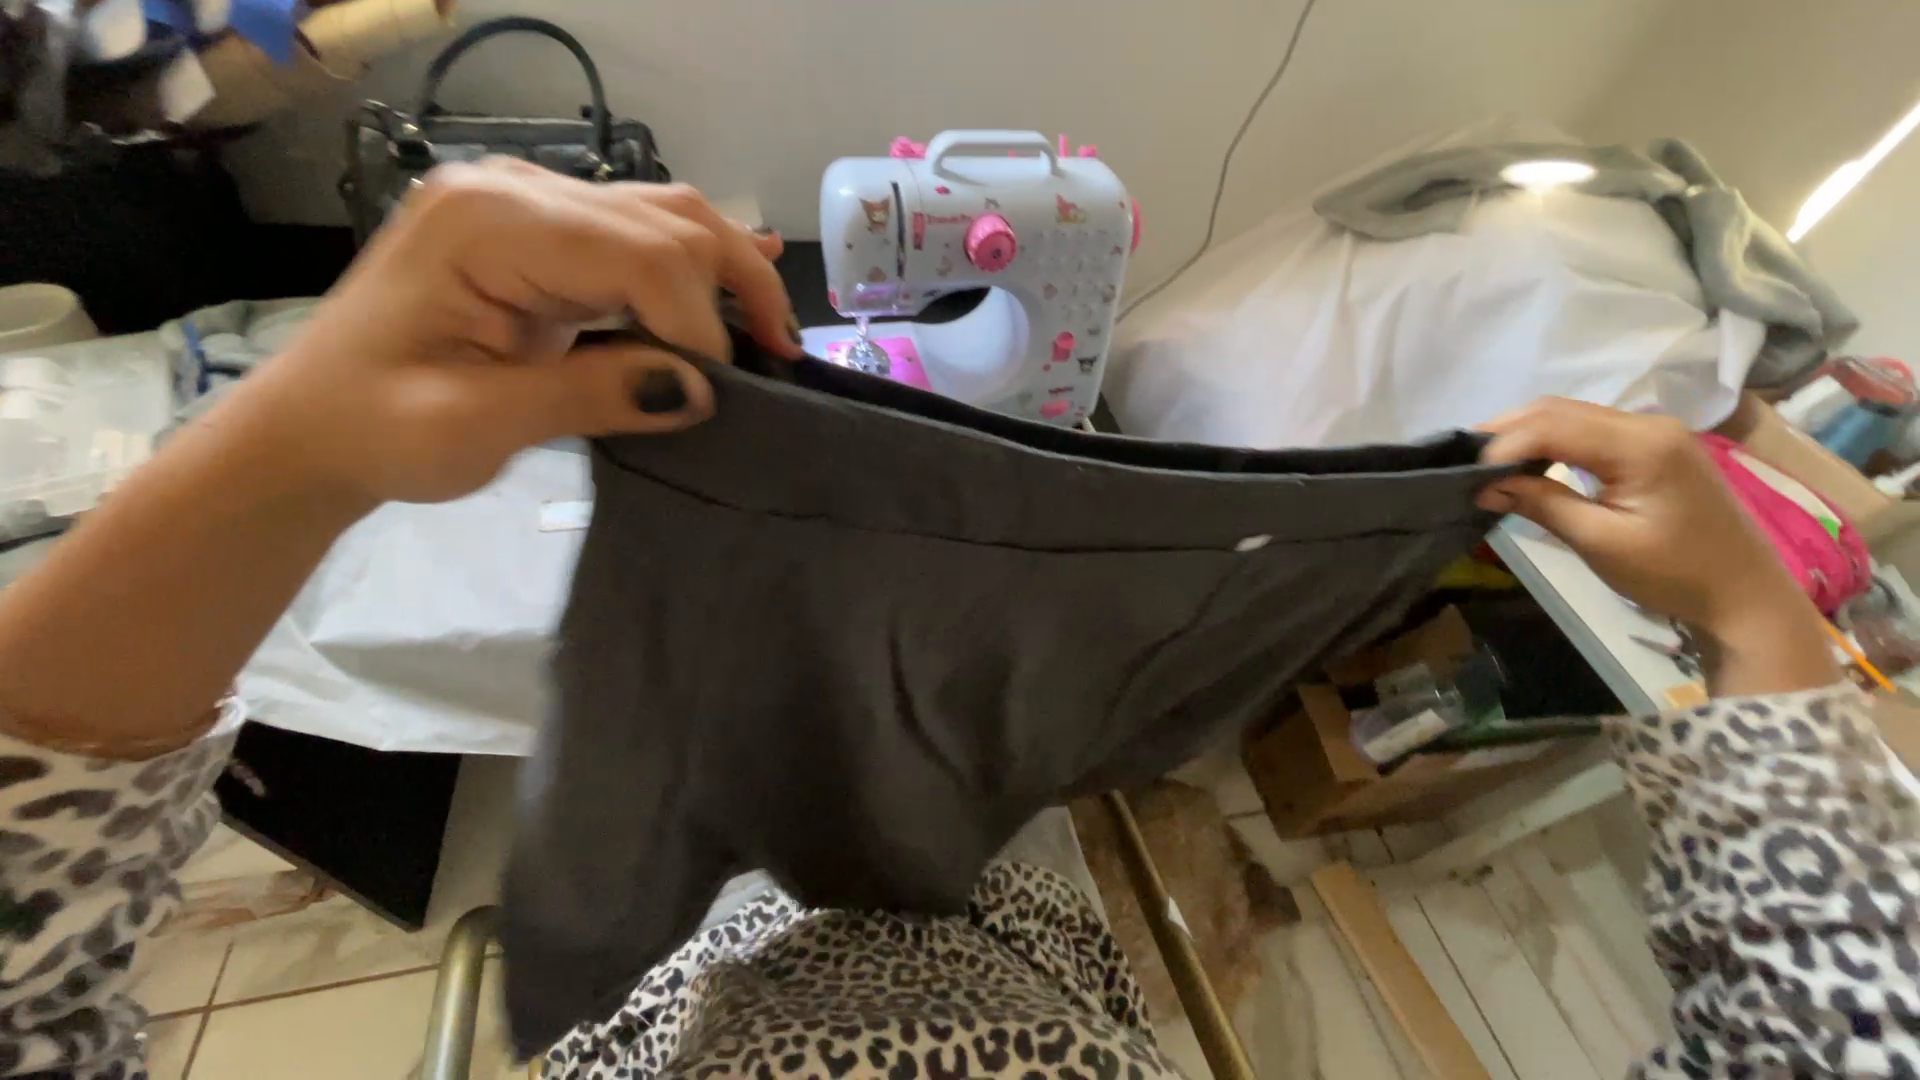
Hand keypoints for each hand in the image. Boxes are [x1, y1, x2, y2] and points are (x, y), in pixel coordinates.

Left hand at [214, 159, 803, 506]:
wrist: (315, 426)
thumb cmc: (376, 429)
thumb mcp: (474, 424)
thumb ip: (591, 396)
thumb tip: (704, 389)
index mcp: (489, 224)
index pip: (640, 254)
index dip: (700, 325)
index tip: (720, 396)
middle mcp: (517, 192)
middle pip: (670, 219)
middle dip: (738, 289)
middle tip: (779, 359)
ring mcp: (532, 206)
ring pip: (670, 217)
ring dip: (732, 274)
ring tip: (769, 337)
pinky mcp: (548, 237)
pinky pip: (645, 234)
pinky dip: (703, 262)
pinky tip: (753, 269)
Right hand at [1479, 398, 1839, 695]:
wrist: (1744, 594)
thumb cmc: (1672, 573)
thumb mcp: (1598, 541)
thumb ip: (1541, 504)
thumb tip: (1484, 486)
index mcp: (1641, 446)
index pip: (1551, 427)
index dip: (1501, 445)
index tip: (1465, 475)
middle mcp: (1648, 425)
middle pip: (1558, 410)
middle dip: (1504, 431)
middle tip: (1461, 461)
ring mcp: (1654, 433)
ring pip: (1569, 414)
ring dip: (1523, 433)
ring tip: (1483, 461)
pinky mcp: (1652, 446)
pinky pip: (1587, 429)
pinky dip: (1547, 439)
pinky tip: (1524, 460)